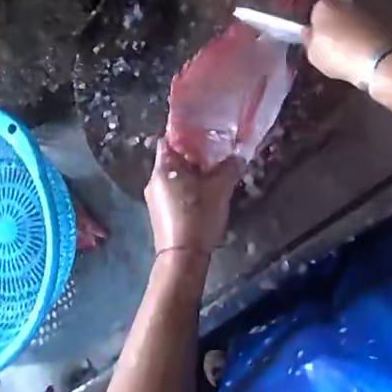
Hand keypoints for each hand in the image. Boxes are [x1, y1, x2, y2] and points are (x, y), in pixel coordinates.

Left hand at [144, 140, 242, 259]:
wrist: (182, 257)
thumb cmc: (198, 215)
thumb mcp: (220, 189)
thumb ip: (229, 168)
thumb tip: (238, 156)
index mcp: (162, 168)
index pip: (168, 140)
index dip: (184, 134)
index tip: (203, 134)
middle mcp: (153, 180)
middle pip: (171, 159)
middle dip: (191, 157)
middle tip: (213, 156)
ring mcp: (153, 198)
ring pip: (172, 177)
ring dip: (189, 175)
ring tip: (211, 176)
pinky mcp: (159, 214)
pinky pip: (172, 193)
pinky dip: (185, 189)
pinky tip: (202, 197)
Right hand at [306, 0, 391, 88]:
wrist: (379, 58)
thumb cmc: (338, 55)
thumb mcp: (313, 54)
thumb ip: (308, 40)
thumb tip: (308, 31)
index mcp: (323, 6)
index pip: (316, 13)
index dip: (318, 27)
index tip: (320, 40)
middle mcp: (346, 0)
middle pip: (338, 11)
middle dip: (338, 23)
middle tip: (338, 43)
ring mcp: (369, 6)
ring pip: (357, 16)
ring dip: (356, 26)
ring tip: (357, 47)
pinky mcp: (390, 16)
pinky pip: (374, 24)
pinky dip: (372, 32)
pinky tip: (372, 48)